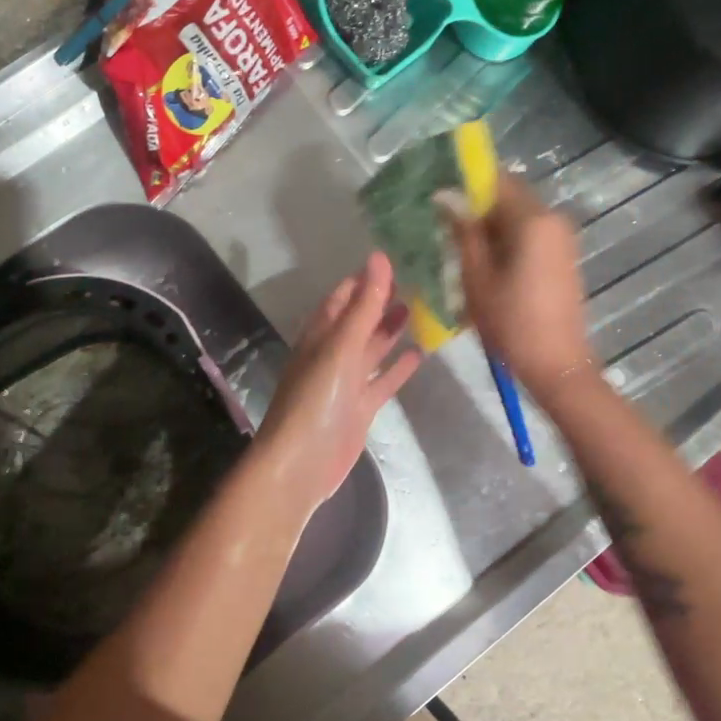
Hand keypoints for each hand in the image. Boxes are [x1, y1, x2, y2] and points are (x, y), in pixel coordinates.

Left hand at [253, 252, 422, 508]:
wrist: (301, 464)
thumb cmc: (315, 400)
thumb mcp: (340, 348)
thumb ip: (363, 307)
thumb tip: (379, 257)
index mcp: (319, 336)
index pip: (342, 298)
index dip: (364, 280)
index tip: (395, 259)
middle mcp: (331, 355)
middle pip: (358, 322)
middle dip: (381, 302)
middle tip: (417, 281)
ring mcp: (345, 383)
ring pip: (371, 350)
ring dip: (390, 331)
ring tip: (418, 309)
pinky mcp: (359, 409)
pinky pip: (381, 381)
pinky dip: (397, 368)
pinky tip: (418, 354)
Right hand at [447, 174, 594, 391]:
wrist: (555, 363)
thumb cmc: (511, 321)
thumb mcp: (476, 276)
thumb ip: (463, 231)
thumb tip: (445, 195)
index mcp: (532, 220)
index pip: (496, 180)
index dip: (465, 184)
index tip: (437, 197)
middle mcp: (552, 219)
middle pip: (508, 197)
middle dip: (475, 206)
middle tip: (441, 225)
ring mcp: (561, 238)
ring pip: (516, 217)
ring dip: (488, 225)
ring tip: (456, 246)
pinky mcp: (561, 256)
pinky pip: (527, 234)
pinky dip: (504, 240)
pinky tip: (481, 262)